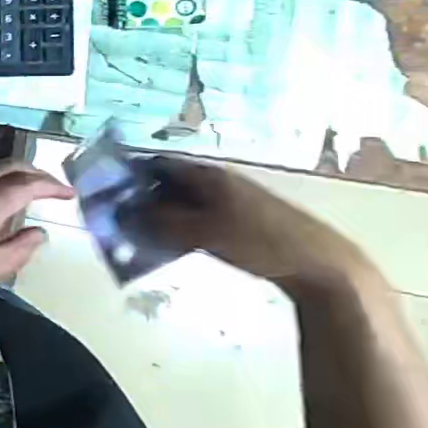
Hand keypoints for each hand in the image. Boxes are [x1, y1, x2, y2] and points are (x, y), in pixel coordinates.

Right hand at [118, 157, 376, 297]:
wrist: (319, 265)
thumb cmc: (260, 241)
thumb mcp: (204, 233)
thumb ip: (162, 224)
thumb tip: (124, 216)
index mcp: (208, 174)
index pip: (158, 163)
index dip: (131, 173)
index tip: (108, 191)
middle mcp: (217, 180)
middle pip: (169, 183)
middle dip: (142, 198)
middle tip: (118, 218)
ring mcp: (230, 200)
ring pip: (183, 202)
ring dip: (160, 216)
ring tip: (138, 235)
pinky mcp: (239, 221)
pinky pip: (198, 218)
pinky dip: (179, 228)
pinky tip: (171, 246)